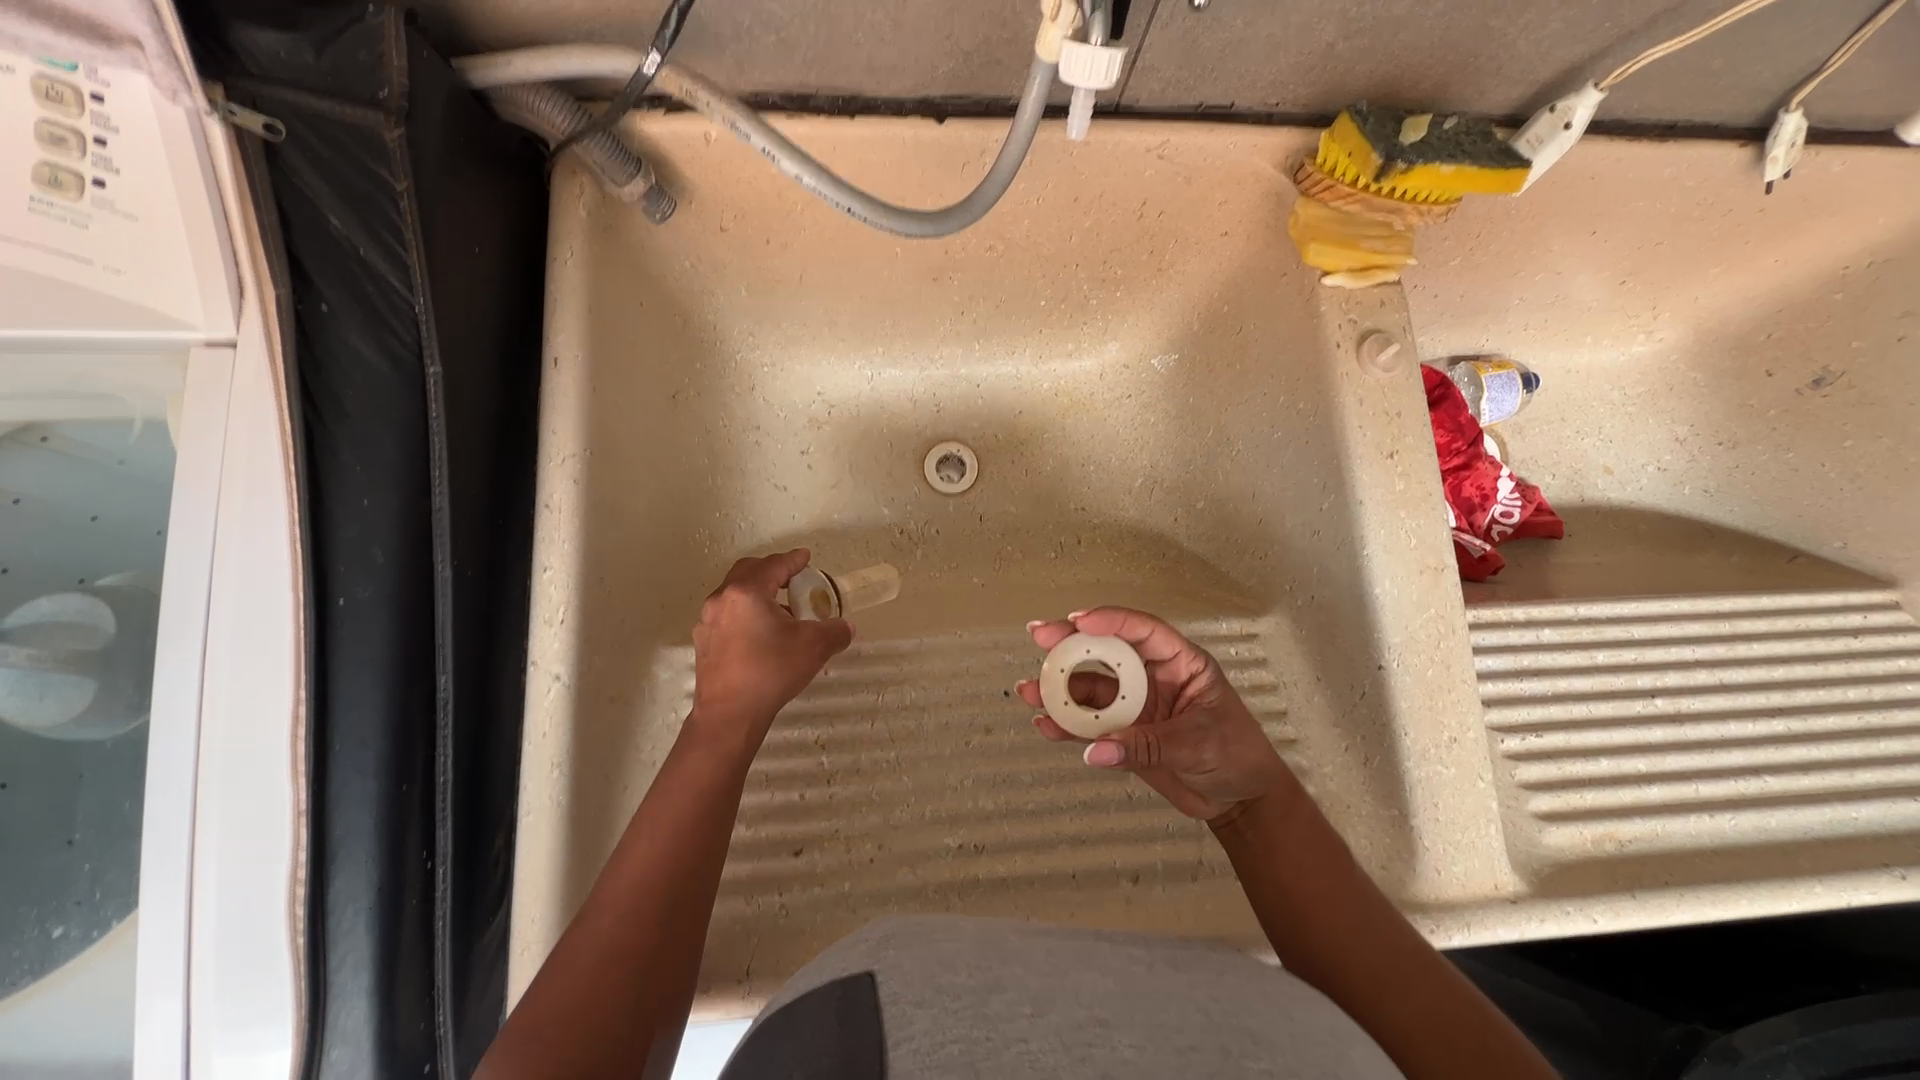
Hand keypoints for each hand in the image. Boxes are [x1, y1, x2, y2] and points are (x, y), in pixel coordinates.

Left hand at [689, 549, 852, 749]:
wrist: (730, 714)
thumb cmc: (771, 671)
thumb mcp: (813, 647)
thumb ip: (834, 631)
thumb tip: (846, 628)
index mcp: (748, 592)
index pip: (774, 565)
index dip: (793, 560)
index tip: (805, 557)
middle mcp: (722, 599)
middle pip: (748, 572)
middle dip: (771, 570)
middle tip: (792, 578)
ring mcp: (708, 621)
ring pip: (734, 594)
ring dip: (757, 594)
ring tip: (780, 610)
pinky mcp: (703, 642)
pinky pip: (727, 615)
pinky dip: (745, 613)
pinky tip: (760, 634)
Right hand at [1016, 607, 1296, 826]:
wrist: (1240, 800)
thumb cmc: (1236, 757)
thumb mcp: (1198, 745)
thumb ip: (1145, 747)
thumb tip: (1095, 750)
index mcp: (1181, 664)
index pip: (1144, 631)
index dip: (1112, 621)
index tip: (1079, 620)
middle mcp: (1152, 677)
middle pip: (1107, 652)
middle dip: (1072, 644)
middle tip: (1039, 637)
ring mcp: (1135, 704)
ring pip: (1090, 689)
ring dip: (1059, 689)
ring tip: (1029, 691)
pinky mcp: (1123, 733)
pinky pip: (1089, 724)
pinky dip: (1067, 724)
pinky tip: (1046, 725)